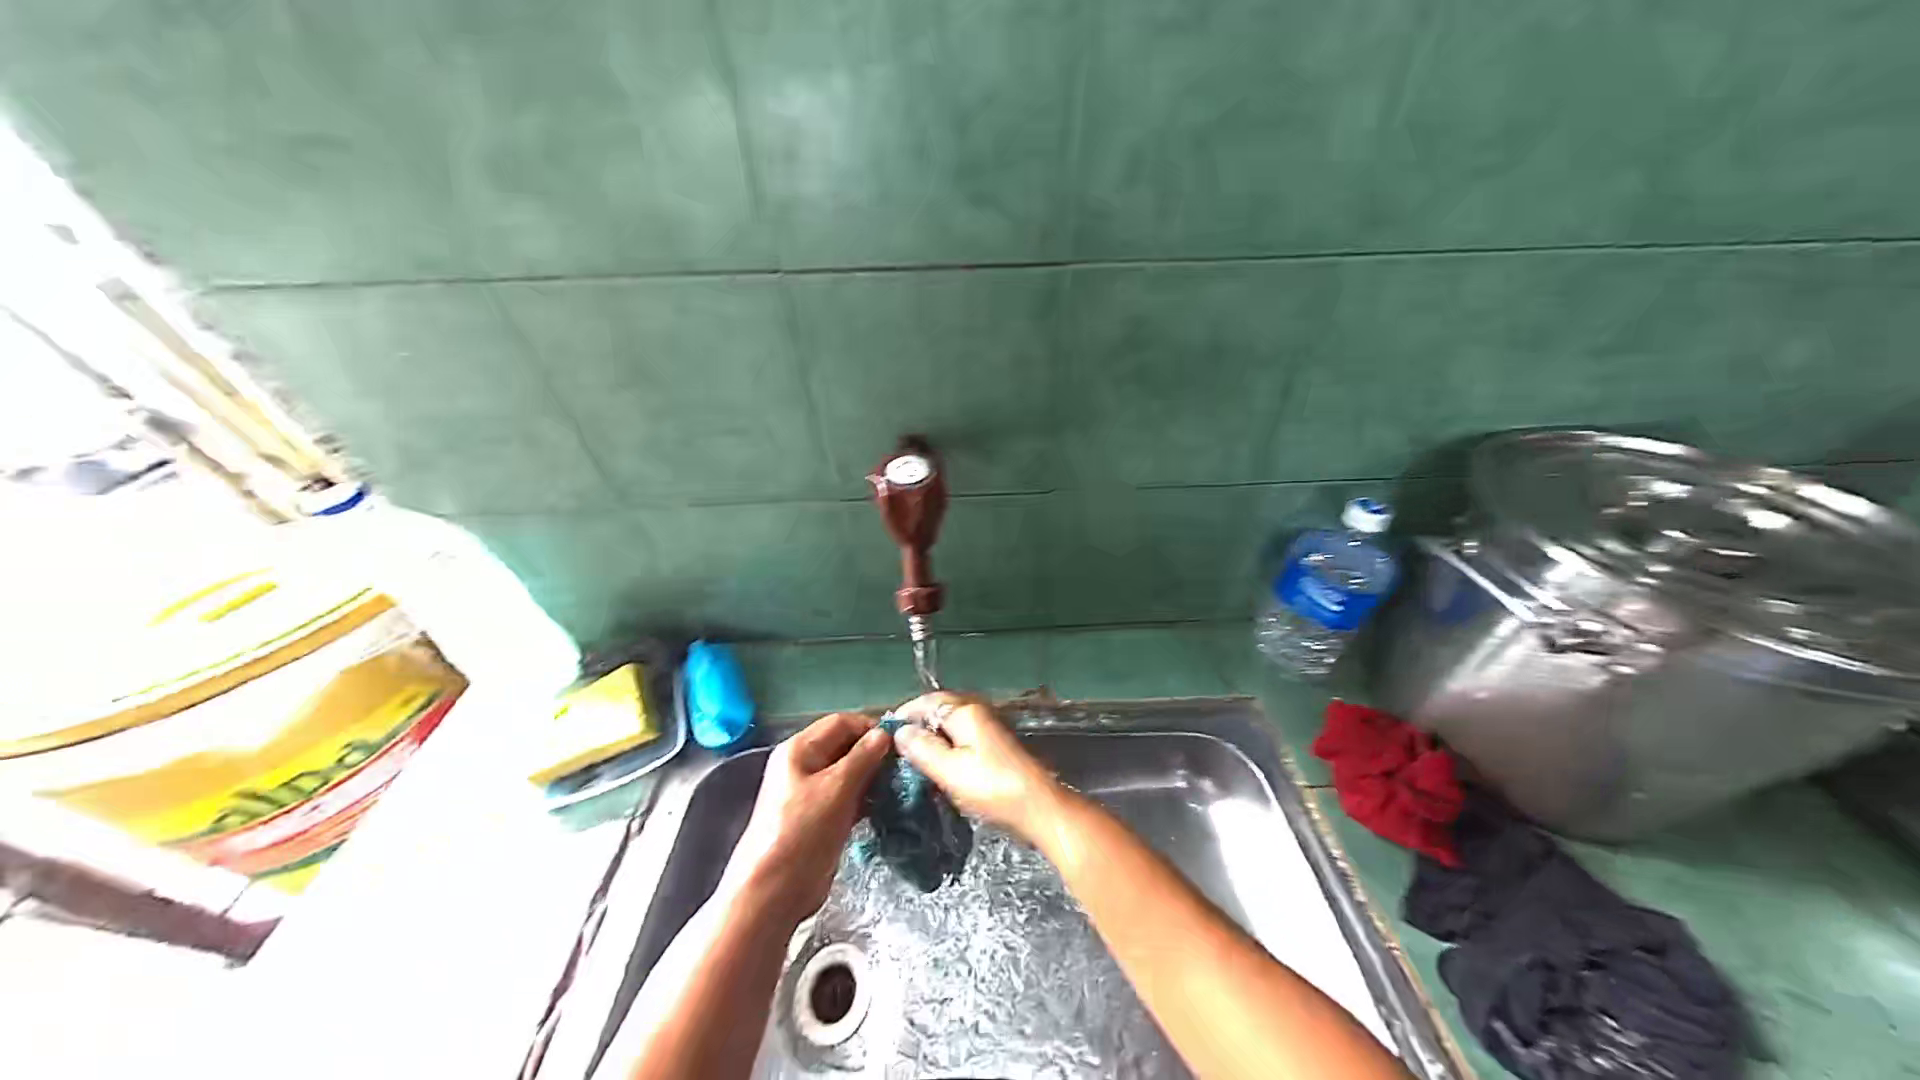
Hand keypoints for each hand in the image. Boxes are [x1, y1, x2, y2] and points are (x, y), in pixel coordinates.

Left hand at [721, 712, 892, 927]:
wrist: (772, 892)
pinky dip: (866, 797)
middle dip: (874, 752)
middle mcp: (803, 765)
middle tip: (906, 764)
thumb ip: (863, 757)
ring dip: (873, 776)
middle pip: (845, 746)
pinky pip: (847, 797)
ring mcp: (810, 793)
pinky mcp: (819, 818)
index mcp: (799, 749)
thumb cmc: (802, 832)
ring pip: (848, 773)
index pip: (841, 722)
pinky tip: (887, 804)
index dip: (870, 727)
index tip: (901, 740)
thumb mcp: (836, 788)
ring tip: (902, 783)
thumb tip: (884, 733)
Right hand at [892, 692, 1069, 842]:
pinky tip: (938, 766)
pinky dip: (947, 746)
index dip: (904, 715)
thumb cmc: (992, 787)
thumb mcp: (949, 770)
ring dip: (932, 736)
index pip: (926, 702)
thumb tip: (900, 731)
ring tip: (912, 758)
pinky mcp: (995, 746)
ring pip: (951, 725)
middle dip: (917, 724)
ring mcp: (988, 727)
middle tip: (896, 748)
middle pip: (940, 710)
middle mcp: (977, 711)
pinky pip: (962, 737)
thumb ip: (922, 748)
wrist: (1039, 807)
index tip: (885, 733)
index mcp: (965, 711)